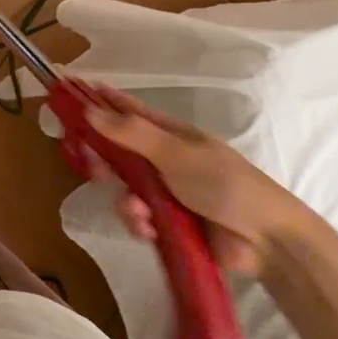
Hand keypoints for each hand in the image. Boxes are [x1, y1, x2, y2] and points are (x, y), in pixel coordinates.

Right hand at [76, 89, 315, 277]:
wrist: (267, 242)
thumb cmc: (226, 185)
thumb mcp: (176, 154)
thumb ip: (131, 134)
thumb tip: (89, 110)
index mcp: (173, 135)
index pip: (129, 112)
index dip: (101, 103)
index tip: (70, 97)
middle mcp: (167, 161)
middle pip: (119, 154)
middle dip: (104, 162)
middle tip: (93, 168)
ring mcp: (168, 194)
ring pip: (125, 190)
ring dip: (127, 203)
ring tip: (140, 213)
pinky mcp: (169, 225)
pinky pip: (138, 219)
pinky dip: (140, 225)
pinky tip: (150, 231)